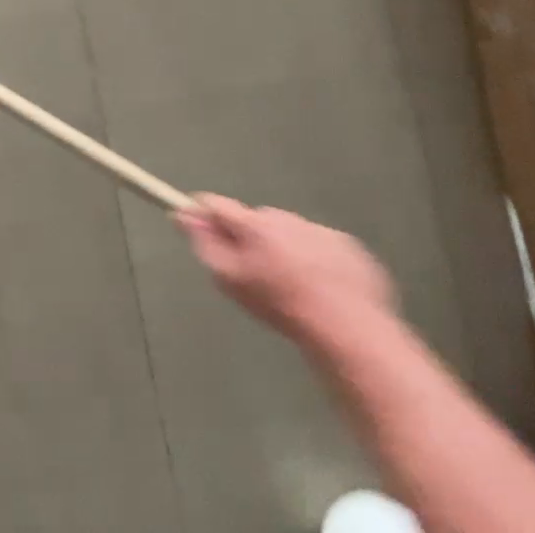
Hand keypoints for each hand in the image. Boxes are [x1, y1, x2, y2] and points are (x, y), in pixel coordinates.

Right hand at [176, 194, 395, 345]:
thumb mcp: (228, 278)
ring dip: (281, 245)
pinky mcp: (351, 247)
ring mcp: (323, 231)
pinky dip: (313, 256)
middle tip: (252, 268)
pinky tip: (318, 284)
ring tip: (290, 281)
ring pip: (288, 230)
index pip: (216, 204)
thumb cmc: (279, 305)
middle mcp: (287, 219)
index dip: (204, 215)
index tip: (200, 230)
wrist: (349, 330)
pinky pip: (319, 243)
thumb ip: (204, 243)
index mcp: (255, 224)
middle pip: (255, 218)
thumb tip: (182, 215)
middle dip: (249, 236)